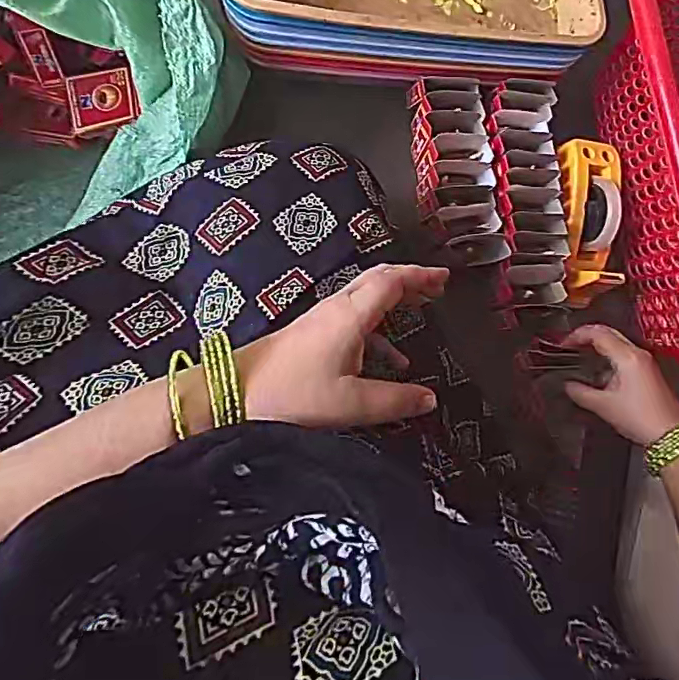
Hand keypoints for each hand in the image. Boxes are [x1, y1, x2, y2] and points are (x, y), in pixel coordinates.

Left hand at [237, 263, 445, 428]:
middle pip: (380, 279)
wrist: (234, 392)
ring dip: (395, 297)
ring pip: (366, 295)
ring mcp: (323, 318)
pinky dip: (378, 326)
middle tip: (437, 286)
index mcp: (351, 315)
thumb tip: (430, 399)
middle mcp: (338, 308)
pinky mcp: (313, 332)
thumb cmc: (291, 395)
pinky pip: (354, 317)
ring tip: (420, 309)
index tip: (444, 277)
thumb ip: (395, 401)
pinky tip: (390, 357)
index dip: (420, 276)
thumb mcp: (350, 403)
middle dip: (410, 279)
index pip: (392, 281)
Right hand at [561, 324, 678, 445]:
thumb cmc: (643, 419)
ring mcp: (645, 361)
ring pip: (617, 342)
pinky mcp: (648, 370)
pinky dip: (610, 356)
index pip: (598, 333)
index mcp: (627, 357)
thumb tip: (569, 386)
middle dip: (587, 335)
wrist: (671, 435)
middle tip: (572, 344)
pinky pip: (625, 354)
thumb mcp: (604, 406)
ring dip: (599, 346)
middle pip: (608, 332)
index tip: (565, 343)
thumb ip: (581, 393)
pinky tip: (601, 372)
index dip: (577, 335)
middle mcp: (638, 353)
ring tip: (583, 357)